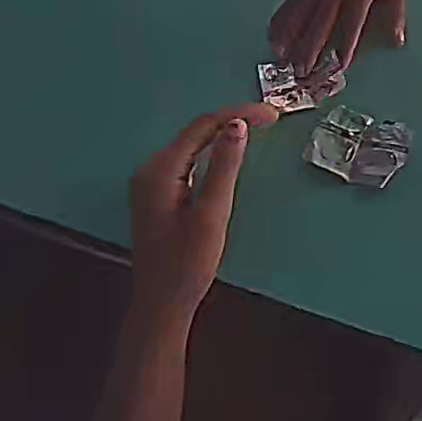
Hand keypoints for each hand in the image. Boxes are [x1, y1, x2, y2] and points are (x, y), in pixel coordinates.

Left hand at [127, 103, 279, 328]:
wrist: (162, 306)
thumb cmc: (187, 264)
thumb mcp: (212, 213)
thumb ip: (224, 166)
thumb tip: (237, 125)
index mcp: (159, 170)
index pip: (203, 125)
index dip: (239, 114)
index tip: (271, 115)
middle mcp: (151, 168)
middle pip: (197, 130)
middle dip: (234, 118)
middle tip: (270, 118)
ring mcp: (152, 180)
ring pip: (195, 141)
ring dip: (225, 130)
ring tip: (258, 126)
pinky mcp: (159, 191)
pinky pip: (190, 156)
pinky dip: (214, 147)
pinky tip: (231, 148)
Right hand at [267, 0, 405, 72]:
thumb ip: (395, 16)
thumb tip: (398, 42)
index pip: (352, 22)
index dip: (347, 43)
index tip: (340, 64)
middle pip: (321, 21)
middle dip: (309, 47)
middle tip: (301, 71)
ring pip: (301, 12)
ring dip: (289, 35)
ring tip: (279, 56)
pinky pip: (293, 1)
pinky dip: (281, 18)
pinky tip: (272, 34)